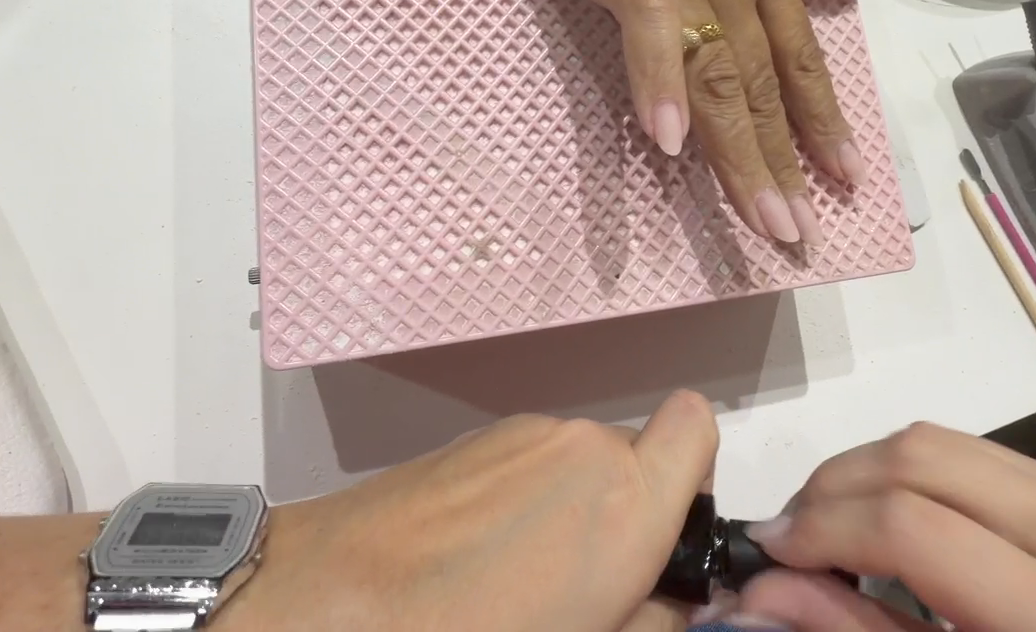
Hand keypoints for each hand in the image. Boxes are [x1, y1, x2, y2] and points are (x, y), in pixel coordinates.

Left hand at [243, 390, 717, 631]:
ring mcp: (524, 430)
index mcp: (625, 497)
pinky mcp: (477, 434)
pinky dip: (528, 493)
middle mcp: (582, 443)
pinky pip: (532, 456)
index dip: (694, 471)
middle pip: (636, 454)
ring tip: (520, 573)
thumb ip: (654, 619)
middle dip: (628, 507)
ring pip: (581, 458)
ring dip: (574, 503)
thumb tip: (678, 597)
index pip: (697, 424)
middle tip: (588, 580)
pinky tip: (479, 550)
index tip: (666, 531)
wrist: (338, 601)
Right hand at [518, 0, 880, 244]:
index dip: (823, 121)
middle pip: (764, 85)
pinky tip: (669, 145)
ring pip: (721, 77)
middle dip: (787, 163)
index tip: (848, 177)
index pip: (800, 58)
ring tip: (764, 219)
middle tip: (803, 233)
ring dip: (742, 154)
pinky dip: (662, 88)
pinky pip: (652, 37)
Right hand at [727, 422, 1035, 631]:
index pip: (908, 524)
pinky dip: (910, 474)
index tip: (765, 550)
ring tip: (833, 523)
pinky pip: (972, 452)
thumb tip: (755, 593)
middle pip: (917, 456)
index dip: (820, 527)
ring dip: (866, 471)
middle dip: (833, 487)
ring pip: (937, 439)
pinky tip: (893, 518)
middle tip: (792, 534)